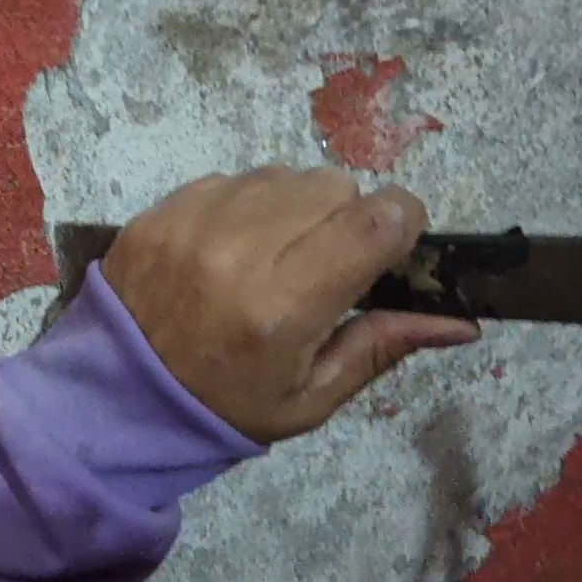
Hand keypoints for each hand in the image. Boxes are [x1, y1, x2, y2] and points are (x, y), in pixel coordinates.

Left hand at [102, 166, 479, 442]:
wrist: (117, 398)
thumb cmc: (223, 406)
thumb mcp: (309, 397)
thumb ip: (382, 347)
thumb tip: (464, 323)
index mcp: (282, 306)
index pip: (374, 220)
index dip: (402, 221)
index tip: (395, 242)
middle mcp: (239, 250)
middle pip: (333, 185)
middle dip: (346, 217)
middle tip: (322, 262)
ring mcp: (192, 221)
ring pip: (283, 175)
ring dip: (295, 207)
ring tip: (271, 255)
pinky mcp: (160, 209)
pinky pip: (231, 179)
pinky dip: (245, 205)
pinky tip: (227, 247)